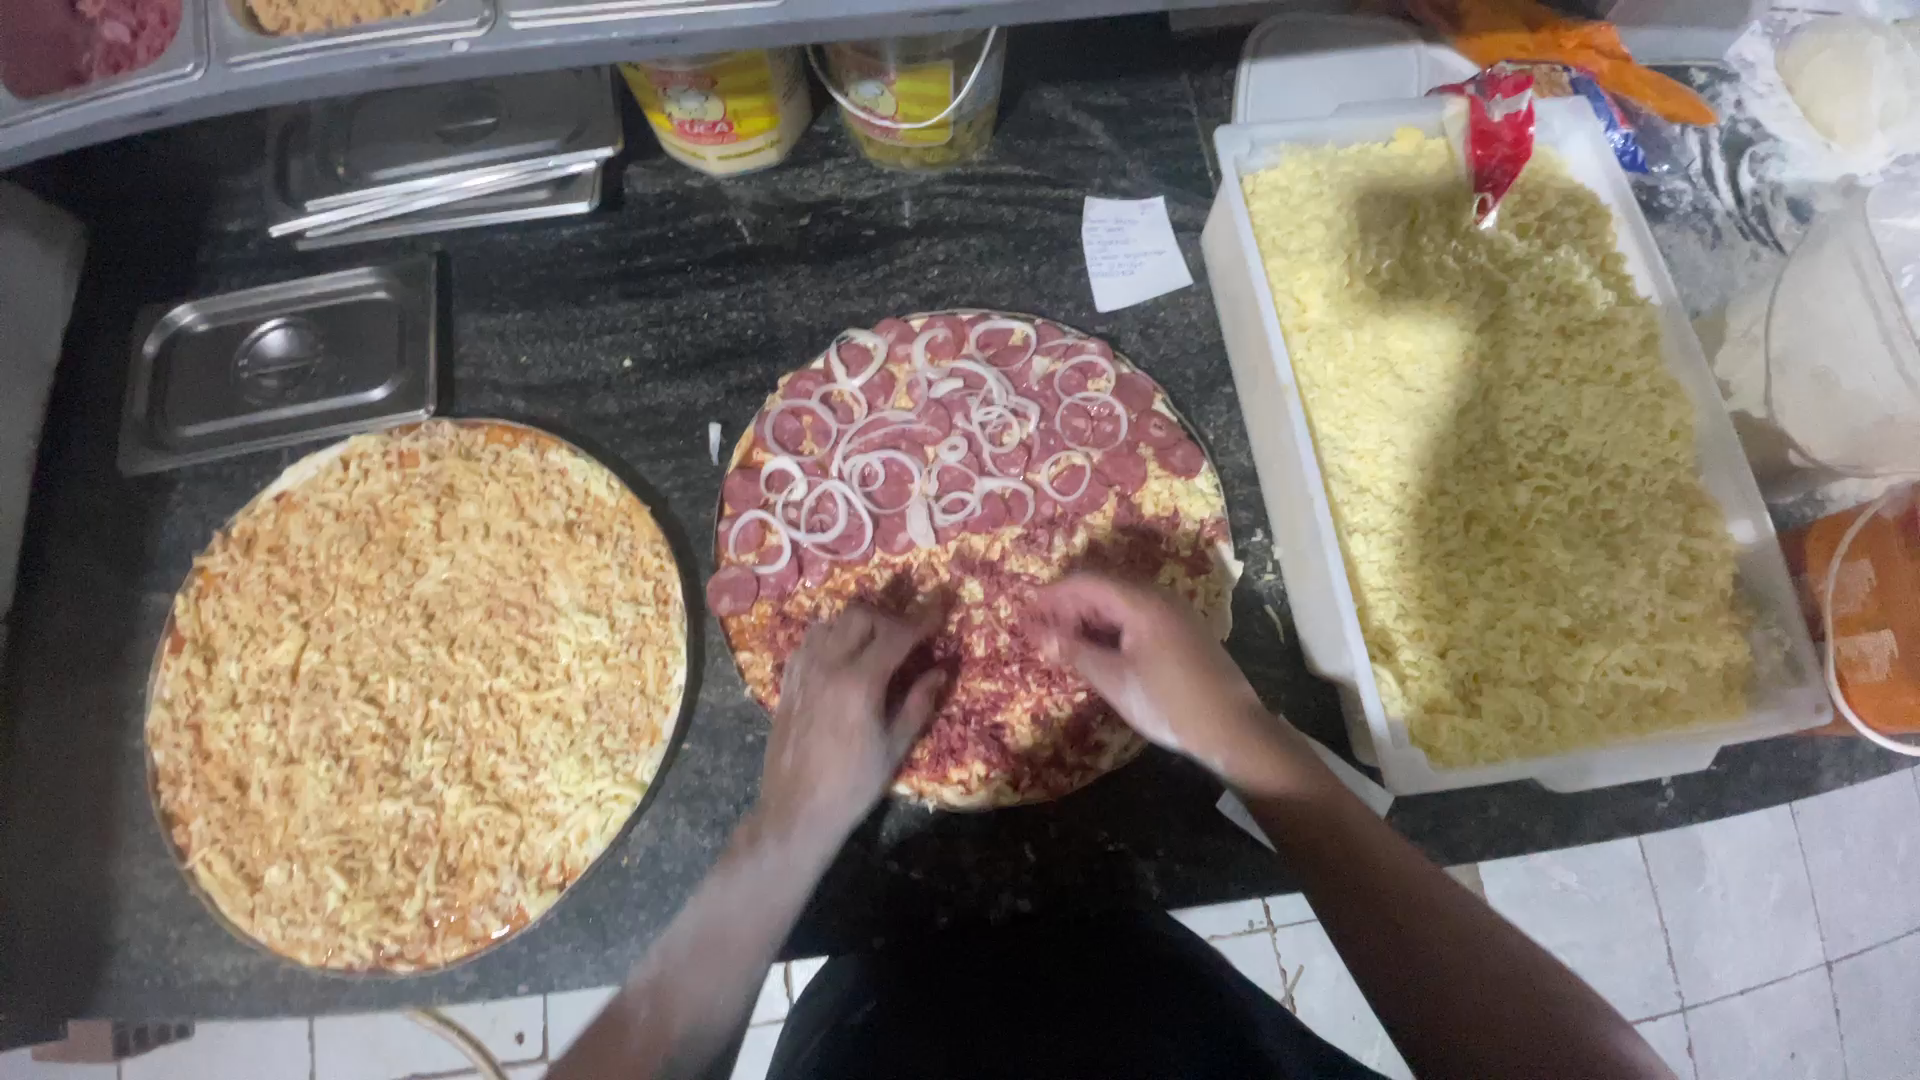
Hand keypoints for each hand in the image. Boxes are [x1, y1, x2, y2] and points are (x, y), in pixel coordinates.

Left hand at [759, 604, 945, 835]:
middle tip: (910, 634)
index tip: (942, 605)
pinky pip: (811, 639)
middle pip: (861, 614)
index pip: (897, 633)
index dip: (923, 617)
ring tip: (879, 640)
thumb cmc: (852, 785)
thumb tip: (941, 669)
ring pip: (833, 620)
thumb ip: (919, 702)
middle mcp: (828, 665)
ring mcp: (803, 670)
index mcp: (859, 682)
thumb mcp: (895, 747)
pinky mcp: (788, 680)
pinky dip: (833, 635)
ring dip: (860, 622)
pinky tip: (846, 653)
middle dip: (890, 617)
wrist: (796, 810)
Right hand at [1035, 573, 1329, 798]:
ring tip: (1061, 639)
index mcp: (1142, 602)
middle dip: (1068, 605)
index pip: (1087, 582)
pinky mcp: (1182, 631)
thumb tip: (1038, 636)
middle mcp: (1160, 598)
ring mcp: (1174, 613)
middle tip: (1039, 628)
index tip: (1026, 611)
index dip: (1053, 595)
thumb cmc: (1169, 703)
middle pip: (1104, 588)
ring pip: (1121, 603)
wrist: (1233, 729)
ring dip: (1089, 617)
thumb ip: (1075, 653)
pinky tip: (1095, 647)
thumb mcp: (1115, 680)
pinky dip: (1111, 627)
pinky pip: (1137, 616)